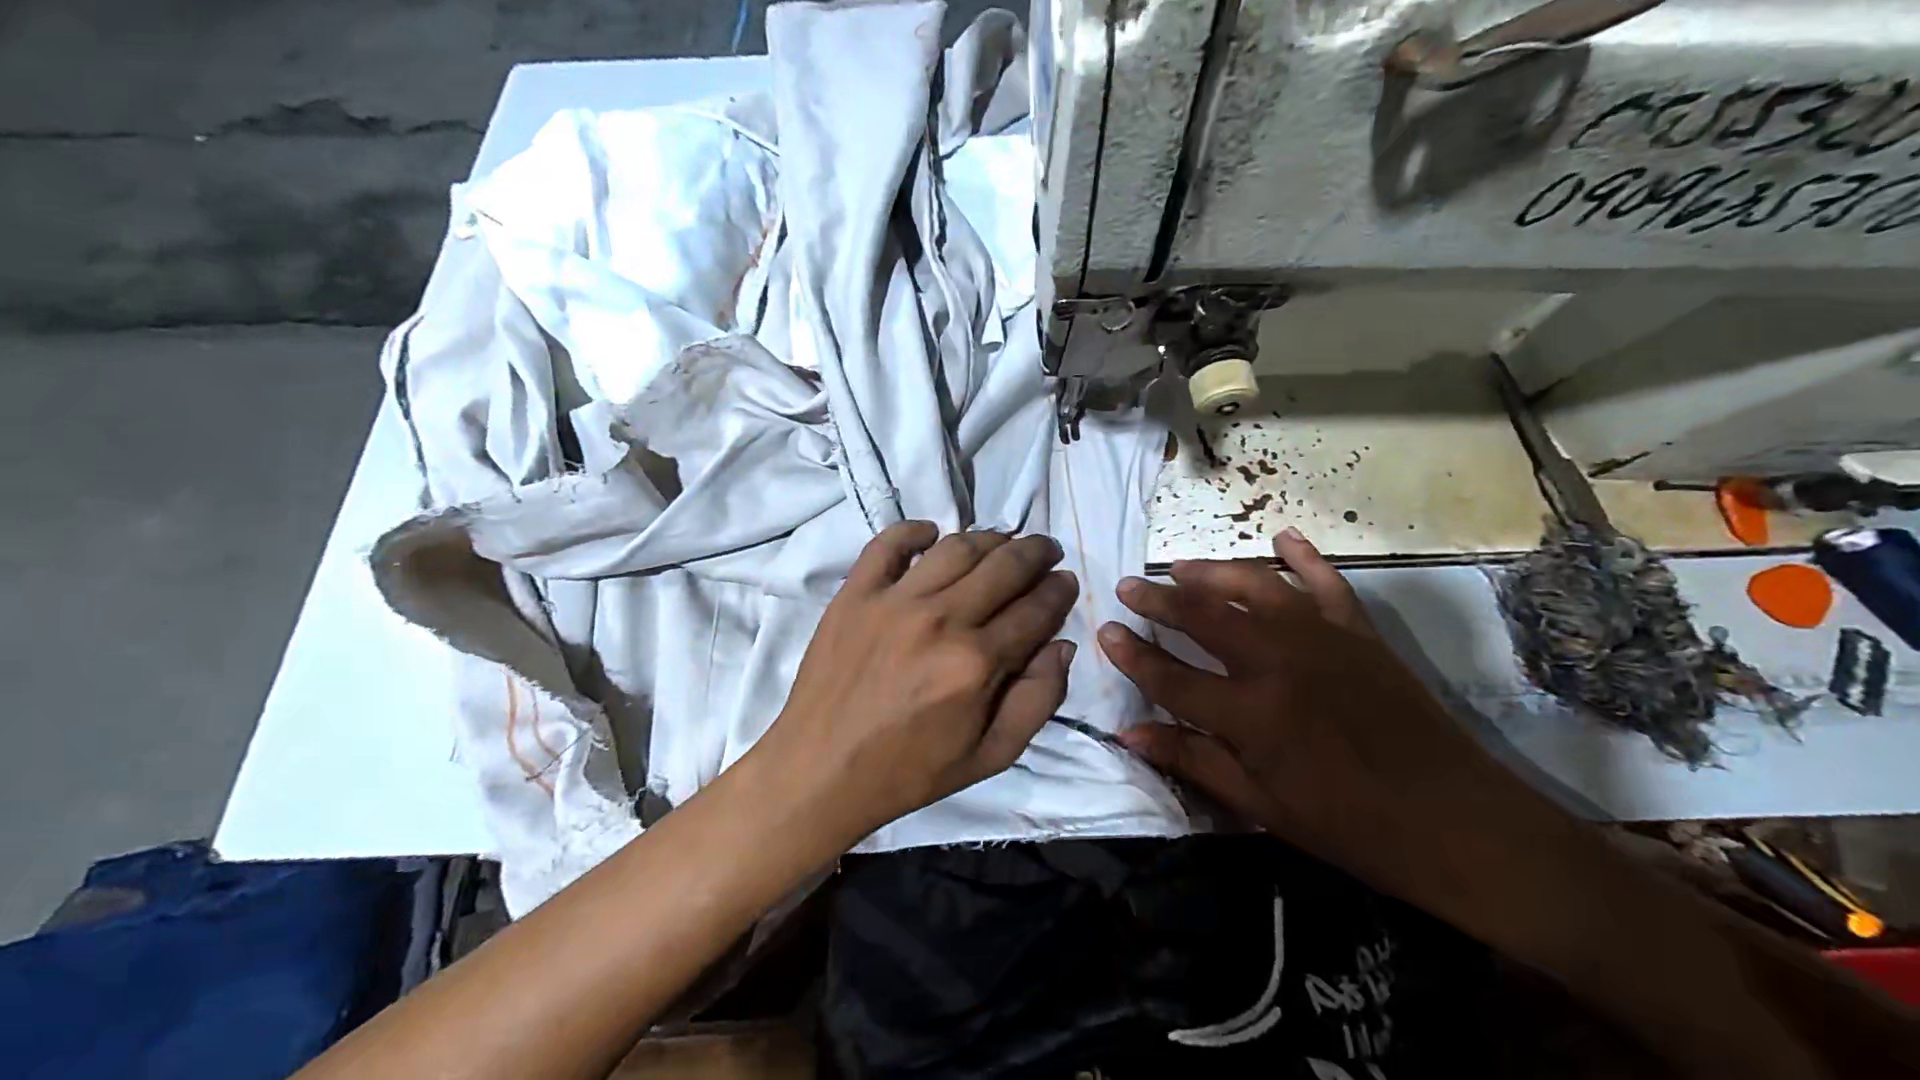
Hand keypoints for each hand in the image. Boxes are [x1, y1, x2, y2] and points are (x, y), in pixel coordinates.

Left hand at [756, 521, 1078, 845]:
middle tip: (1046, 550)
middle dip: (1036, 552)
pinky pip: (887, 544)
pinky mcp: (854, 594)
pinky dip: (913, 530)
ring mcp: (892, 601)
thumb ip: (1039, 700)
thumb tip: (1063, 644)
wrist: (821, 770)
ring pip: (955, 547)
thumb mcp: (991, 756)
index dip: (1059, 590)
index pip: (1035, 609)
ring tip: (1002, 543)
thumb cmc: (909, 771)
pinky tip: (931, 533)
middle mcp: (939, 620)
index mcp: (976, 663)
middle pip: (1004, 566)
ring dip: (990, 538)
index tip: (1067, 580)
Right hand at [1100, 528, 1543, 893]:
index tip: (1103, 629)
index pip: (1172, 676)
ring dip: (1212, 572)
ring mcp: (1323, 640)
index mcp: (1251, 714)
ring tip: (1180, 566)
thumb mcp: (1260, 803)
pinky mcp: (1360, 633)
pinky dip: (1305, 558)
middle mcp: (1280, 663)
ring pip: (1256, 588)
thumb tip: (1128, 734)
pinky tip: (1284, 537)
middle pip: (1205, 618)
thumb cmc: (1348, 824)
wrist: (1454, 821)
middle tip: (1128, 585)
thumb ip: (1191, 760)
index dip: (1132, 654)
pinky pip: (1327, 584)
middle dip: (1159, 600)